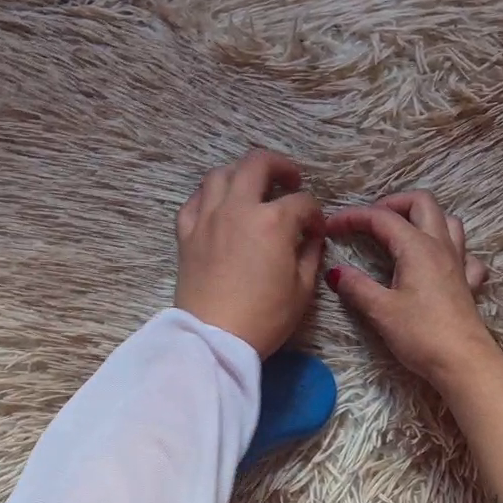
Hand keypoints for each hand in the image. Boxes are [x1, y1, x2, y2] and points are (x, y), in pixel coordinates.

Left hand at [174, 149, 326, 357]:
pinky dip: (209, 196)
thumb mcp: (302, 291)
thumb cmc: (264, 318)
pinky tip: (218, 207)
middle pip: (257, 163)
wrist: (214, 339)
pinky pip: (195, 200)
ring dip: (241, 174)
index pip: (302, 202)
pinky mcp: (186, 233)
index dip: (315, 215)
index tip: (316, 231)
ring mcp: (208, 217)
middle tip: (290, 180)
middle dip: (280, 167)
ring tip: (251, 189)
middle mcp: (239, 208)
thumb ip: (310, 256)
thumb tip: (311, 239)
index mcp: (273, 221)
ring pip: (221, 174)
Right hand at [323, 191, 494, 389]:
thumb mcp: (381, 311)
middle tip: (371, 220)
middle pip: (422, 203)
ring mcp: (459, 263)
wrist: (463, 362)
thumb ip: (357, 287)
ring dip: (424, 219)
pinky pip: (466, 255)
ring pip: (448, 222)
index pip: (382, 218)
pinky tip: (440, 263)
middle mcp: (441, 246)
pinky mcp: (469, 284)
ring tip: (404, 233)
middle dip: (394, 203)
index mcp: (417, 247)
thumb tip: (335, 273)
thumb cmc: (421, 335)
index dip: (354, 217)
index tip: (331, 227)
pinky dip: (452, 250)